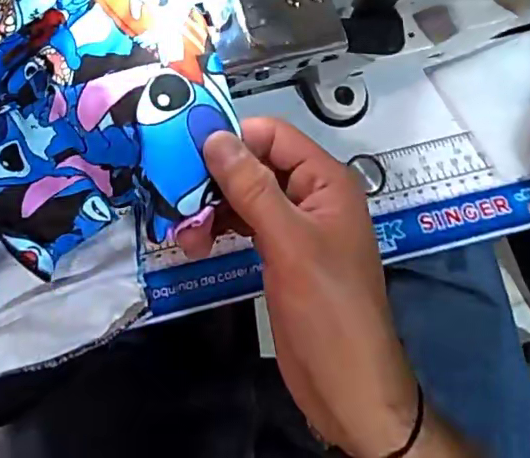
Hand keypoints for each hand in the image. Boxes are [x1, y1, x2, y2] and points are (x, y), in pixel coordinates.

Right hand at [192, 118, 423, 456]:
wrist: (350, 393)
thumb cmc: (330, 313)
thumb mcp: (288, 243)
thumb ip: (251, 187)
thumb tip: (216, 139)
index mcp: (325, 181)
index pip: (274, 136)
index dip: (234, 138)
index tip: (190, 151)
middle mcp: (311, 195)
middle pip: (256, 164)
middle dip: (217, 178)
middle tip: (180, 198)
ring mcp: (295, 224)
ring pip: (246, 193)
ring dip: (213, 206)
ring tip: (187, 232)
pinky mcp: (280, 250)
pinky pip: (245, 221)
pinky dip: (220, 227)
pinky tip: (199, 242)